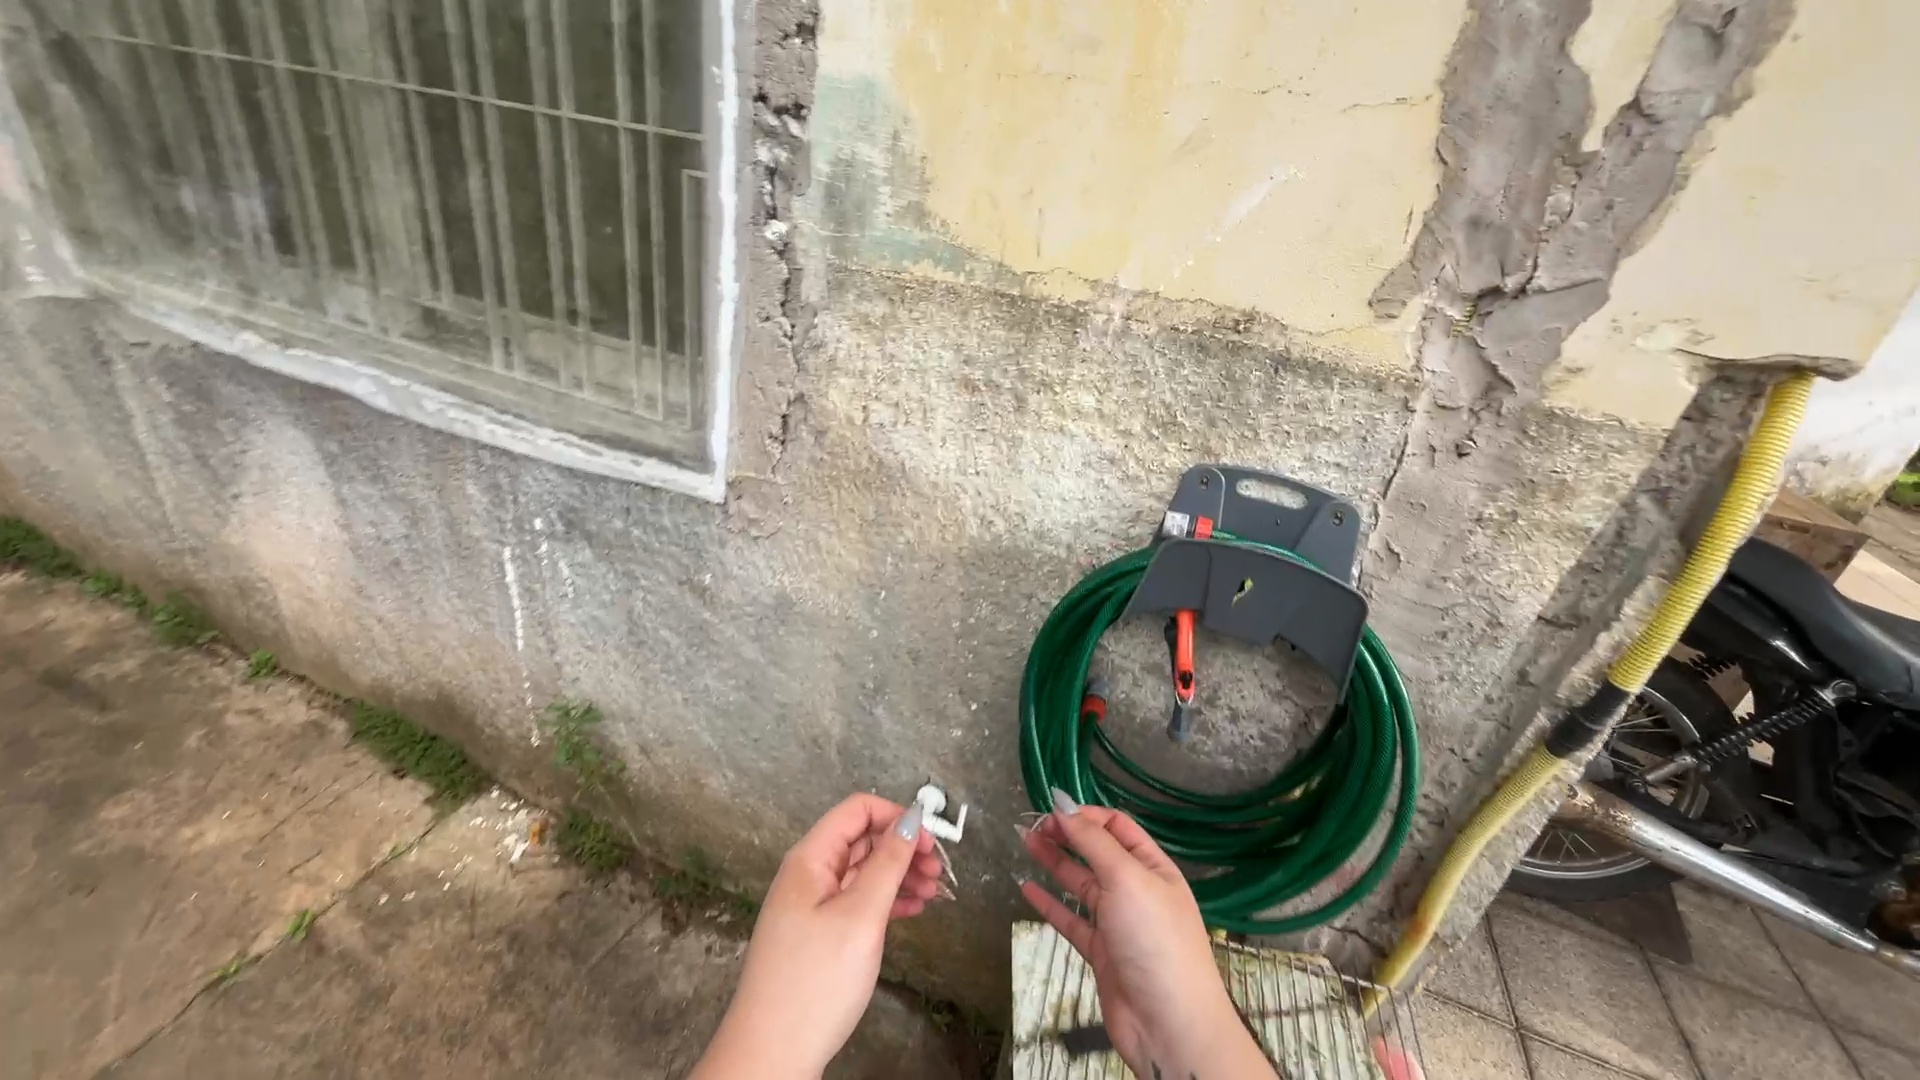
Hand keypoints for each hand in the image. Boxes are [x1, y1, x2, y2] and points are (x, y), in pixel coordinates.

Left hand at [691, 794, 946, 1079]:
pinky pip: (858, 901)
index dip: (896, 816)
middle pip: (862, 840)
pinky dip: (887, 901)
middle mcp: (808, 874)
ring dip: (900, 875)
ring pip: (863, 872)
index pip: (857, 810)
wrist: (771, 1057)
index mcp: (810, 859)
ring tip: (934, 892)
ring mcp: (812, 906)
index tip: (930, 840)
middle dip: (903, 847)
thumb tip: (911, 820)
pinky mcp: (819, 934)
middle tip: (939, 871)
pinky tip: (913, 910)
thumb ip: (888, 864)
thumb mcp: (860, 917)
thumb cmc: (815, 982)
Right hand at [1021, 789, 1276, 1079]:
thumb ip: (1094, 843)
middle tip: (1033, 824)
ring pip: (1080, 884)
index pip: (1117, 827)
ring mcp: (1118, 922)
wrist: (1169, 1022)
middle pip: (1096, 852)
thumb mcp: (1127, 879)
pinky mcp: (1101, 952)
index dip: (1086, 815)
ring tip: (1025, 842)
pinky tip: (1026, 889)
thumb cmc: (1154, 938)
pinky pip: (1070, 920)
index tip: (1053, 811)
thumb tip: (1065, 809)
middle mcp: (1136, 890)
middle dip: (1067, 835)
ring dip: (1054, 862)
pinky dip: (1048, 904)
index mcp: (1152, 867)